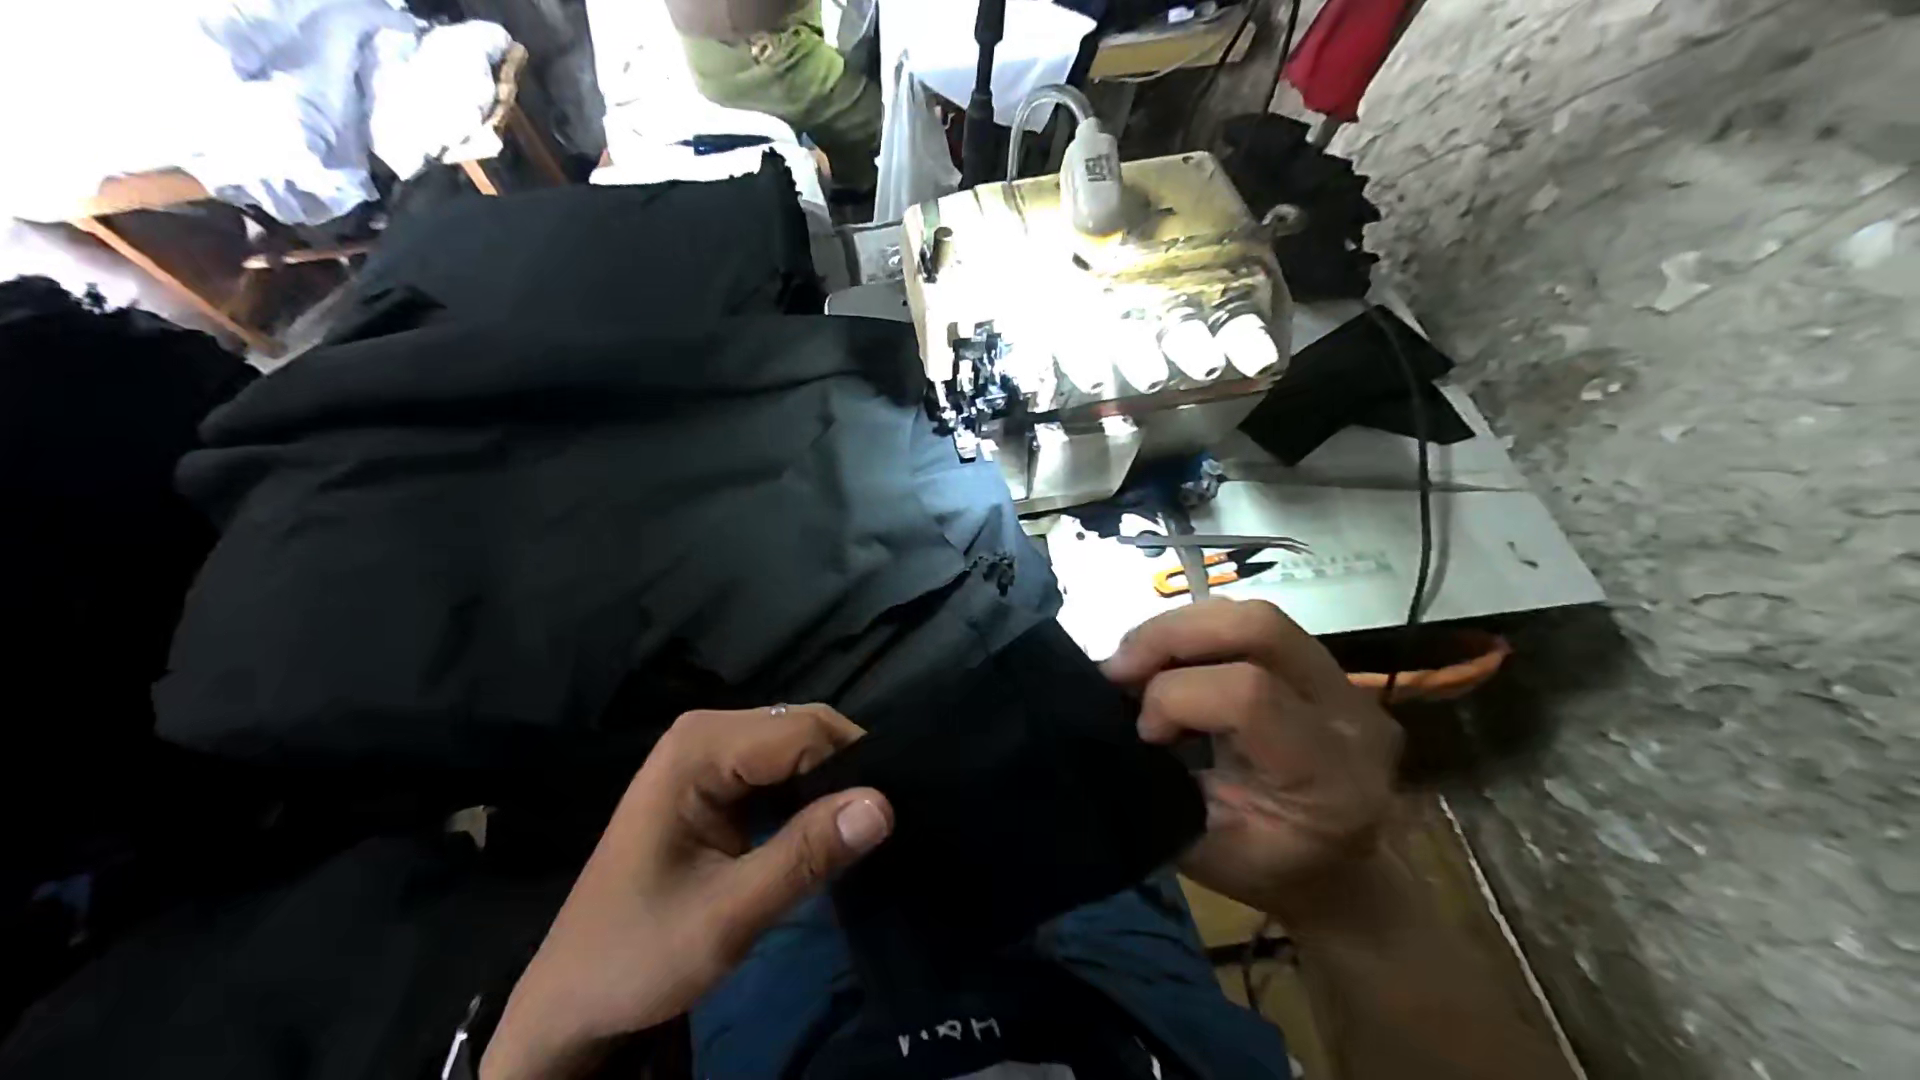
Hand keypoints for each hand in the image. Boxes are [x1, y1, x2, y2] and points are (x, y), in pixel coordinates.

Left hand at [481, 705, 892, 1079]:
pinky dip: (813, 791)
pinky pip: (785, 765)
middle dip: (847, 771)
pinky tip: (823, 827)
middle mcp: (707, 731)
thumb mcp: (727, 917)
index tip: (886, 822)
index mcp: (700, 748)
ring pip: (802, 744)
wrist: (572, 996)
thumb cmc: (637, 956)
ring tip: (856, 831)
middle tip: (874, 831)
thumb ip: (805, 856)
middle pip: (807, 729)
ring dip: (834, 782)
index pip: (807, 732)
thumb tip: (884, 803)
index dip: (854, 769)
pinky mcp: (717, 775)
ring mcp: (709, 750)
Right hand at [1102, 598, 1399, 914]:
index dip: (1174, 698)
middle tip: (1118, 669)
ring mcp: (1344, 683)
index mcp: (1330, 778)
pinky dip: (1195, 634)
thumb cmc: (1264, 872)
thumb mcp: (1197, 847)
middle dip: (1168, 636)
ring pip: (1251, 615)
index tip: (1144, 733)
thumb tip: (1102, 721)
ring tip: (1136, 662)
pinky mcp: (1325, 666)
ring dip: (1177, 629)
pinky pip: (1251, 627)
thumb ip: (1156, 784)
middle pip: (1258, 627)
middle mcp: (1351, 716)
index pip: (1248, 695)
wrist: (1335, 873)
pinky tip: (1168, 661)